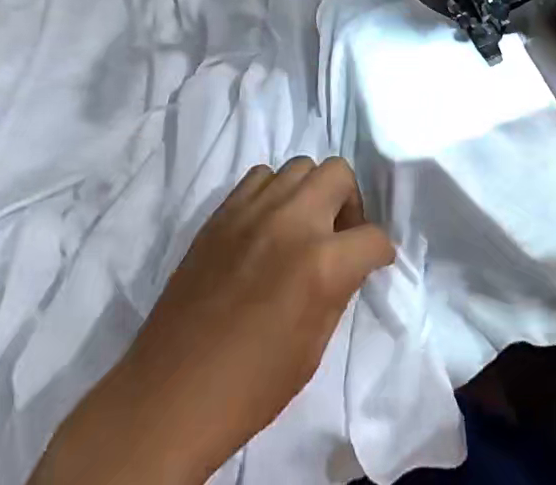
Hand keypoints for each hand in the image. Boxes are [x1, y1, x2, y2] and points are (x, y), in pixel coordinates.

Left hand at [31, 157, 393, 484]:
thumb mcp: (315, 344)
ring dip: (311, 192)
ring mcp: (253, 210)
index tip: (374, 262)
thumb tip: (348, 263)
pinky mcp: (222, 211)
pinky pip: (260, 177)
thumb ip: (338, 288)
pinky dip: (274, 193)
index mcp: (322, 263)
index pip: (373, 236)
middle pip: (339, 173)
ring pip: (299, 166)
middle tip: (339, 235)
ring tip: (302, 227)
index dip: (380, 252)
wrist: (176, 389)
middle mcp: (292, 221)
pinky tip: (267, 225)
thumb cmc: (253, 383)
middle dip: (350, 202)